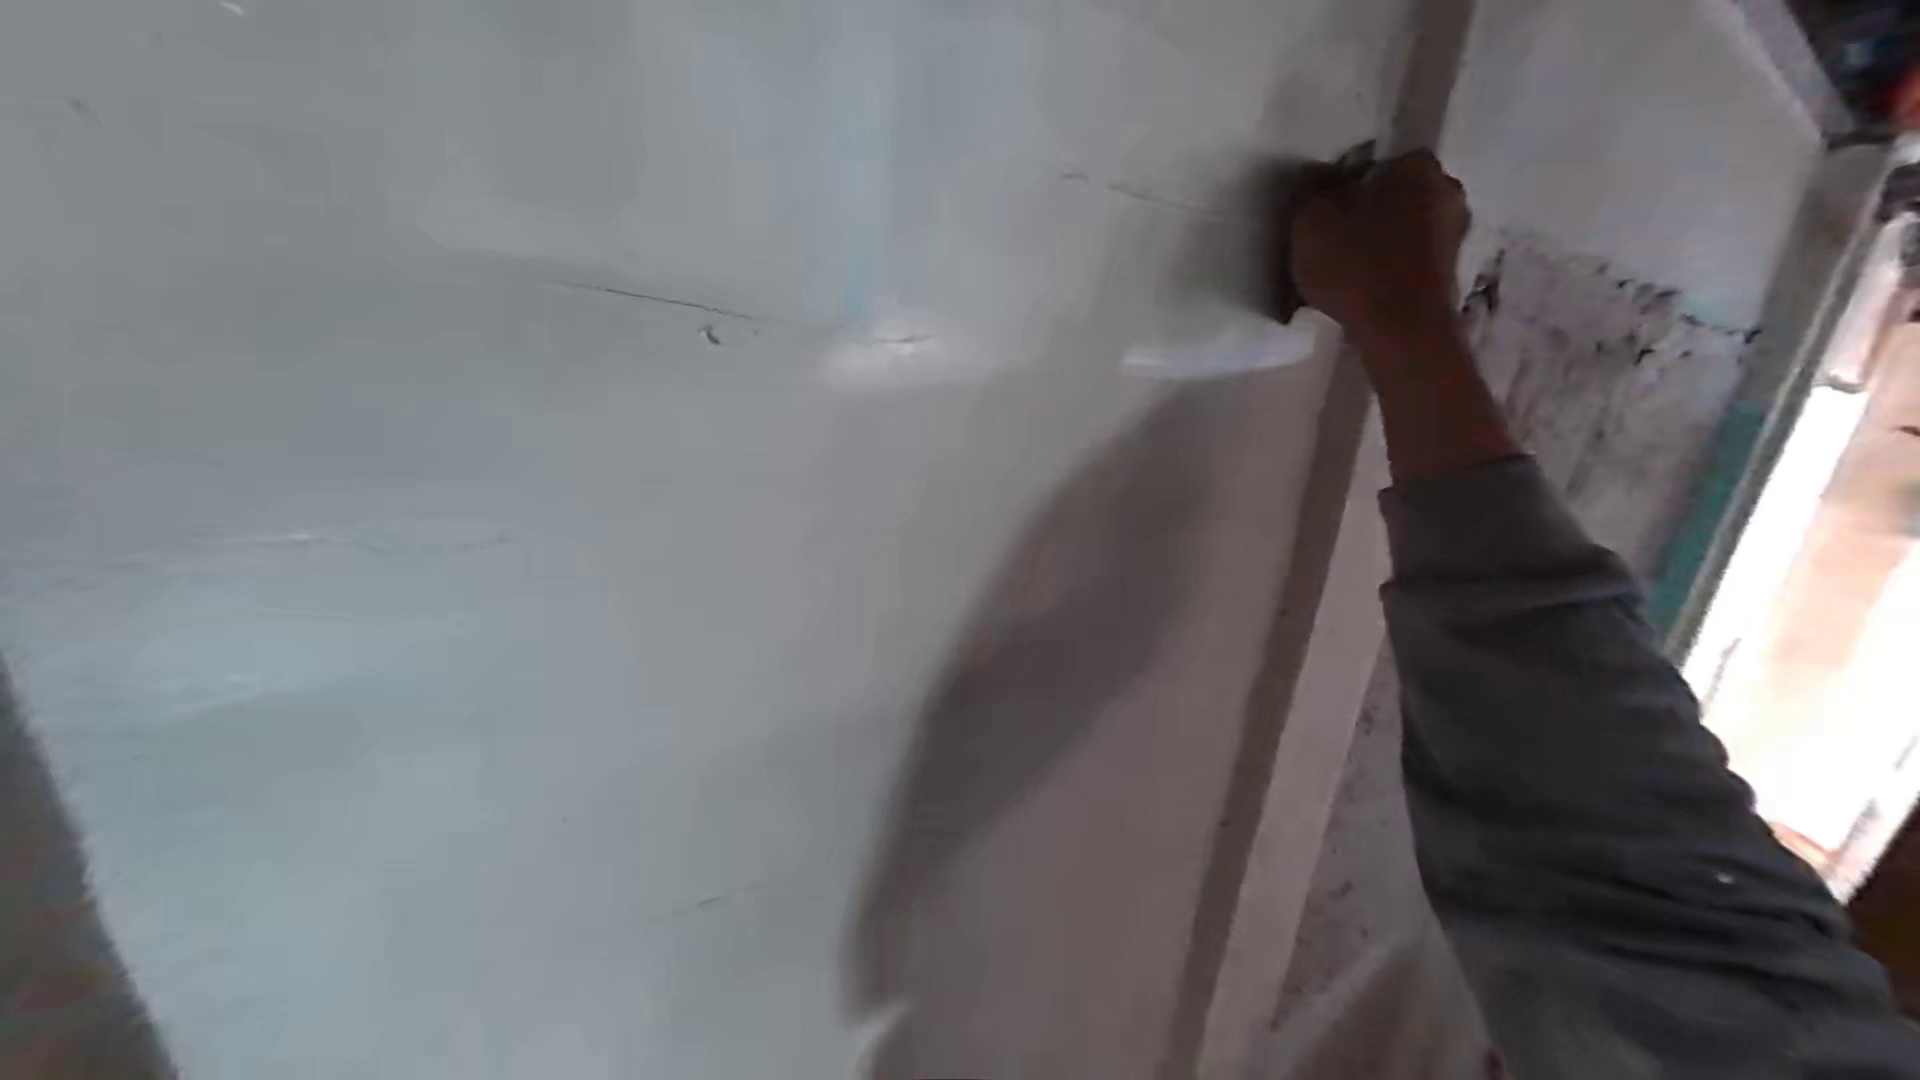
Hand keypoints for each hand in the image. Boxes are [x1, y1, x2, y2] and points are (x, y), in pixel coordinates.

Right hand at [1290, 150, 1469, 346]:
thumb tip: (1317, 180)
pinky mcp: (1448, 272)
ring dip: (1376, 246)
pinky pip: (1408, 263)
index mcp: (1416, 166)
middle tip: (1330, 247)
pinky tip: (1364, 293)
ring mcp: (1453, 233)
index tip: (1321, 219)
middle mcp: (1447, 189)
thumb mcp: (1310, 221)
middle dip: (1364, 217)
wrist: (1400, 325)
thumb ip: (1310, 192)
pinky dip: (1387, 273)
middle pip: (1392, 198)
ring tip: (1344, 276)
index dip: (1341, 191)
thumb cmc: (1355, 264)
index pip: (1372, 167)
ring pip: (1402, 231)